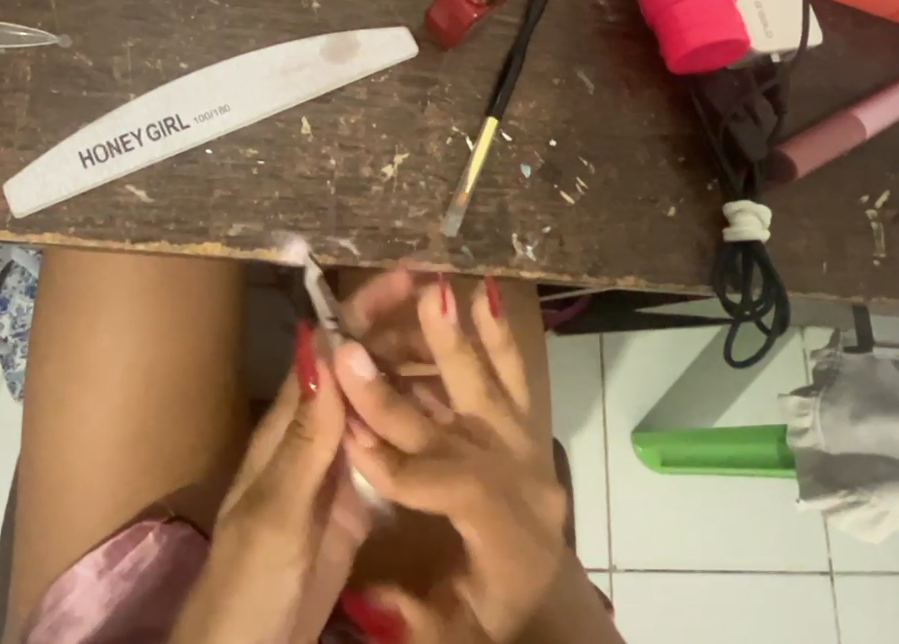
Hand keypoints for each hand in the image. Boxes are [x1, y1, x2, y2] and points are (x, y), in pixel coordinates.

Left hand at [169, 265, 421, 643]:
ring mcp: (337, 467)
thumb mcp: (275, 512)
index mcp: (289, 425)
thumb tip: (323, 350)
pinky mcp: (356, 503)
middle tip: (456, 310)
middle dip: (401, 333)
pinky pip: (392, 451)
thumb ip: (304, 440)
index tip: (410, 276)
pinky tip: (454, 420)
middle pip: (360, 368)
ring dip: (415, 373)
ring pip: (380, 404)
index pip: (328, 349)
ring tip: (466, 353)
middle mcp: (315, 434)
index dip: (365, 309)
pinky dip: (420, 428)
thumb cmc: (248, 581)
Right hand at [334, 278, 567, 642]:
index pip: (445, 483)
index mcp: (508, 534)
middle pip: (468, 418)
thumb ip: (414, 610)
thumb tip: (363, 586)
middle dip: (424, 368)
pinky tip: (483, 297)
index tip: (343, 425)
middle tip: (395, 319)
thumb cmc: (497, 622)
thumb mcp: (455, 631)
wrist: (555, 610)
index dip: (392, 457)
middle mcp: (525, 481)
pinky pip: (516, 379)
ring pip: (496, 385)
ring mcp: (531, 449)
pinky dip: (498, 336)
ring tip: (442, 288)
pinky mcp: (529, 431)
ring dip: (465, 335)